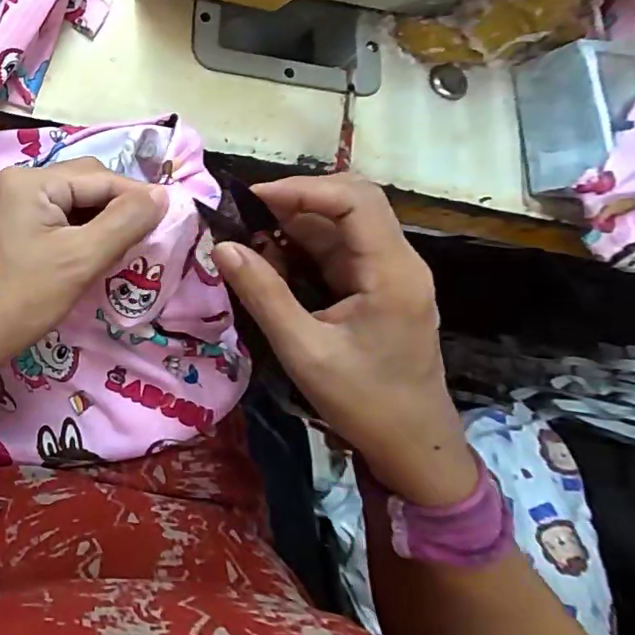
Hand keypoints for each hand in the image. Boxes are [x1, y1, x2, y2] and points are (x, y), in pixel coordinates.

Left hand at [0, 159, 164, 385]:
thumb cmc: (21, 299)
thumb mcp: (80, 259)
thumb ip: (125, 222)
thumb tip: (162, 195)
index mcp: (31, 180)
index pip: (101, 177)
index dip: (138, 198)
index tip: (171, 223)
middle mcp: (18, 182)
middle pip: (86, 184)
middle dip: (118, 209)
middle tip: (143, 242)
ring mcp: (10, 205)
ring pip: (72, 204)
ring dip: (100, 223)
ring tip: (123, 251)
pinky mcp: (9, 229)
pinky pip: (55, 219)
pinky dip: (79, 234)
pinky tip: (93, 256)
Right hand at [212, 175, 476, 505]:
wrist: (413, 446)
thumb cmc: (363, 401)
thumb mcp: (304, 351)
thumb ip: (263, 295)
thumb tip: (221, 247)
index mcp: (391, 271)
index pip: (353, 200)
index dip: (301, 189)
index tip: (251, 199)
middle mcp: (397, 261)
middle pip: (353, 200)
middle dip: (297, 198)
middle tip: (246, 212)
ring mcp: (389, 273)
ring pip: (343, 223)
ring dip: (296, 221)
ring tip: (247, 233)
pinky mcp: (377, 287)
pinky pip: (338, 249)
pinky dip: (303, 245)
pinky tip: (270, 257)